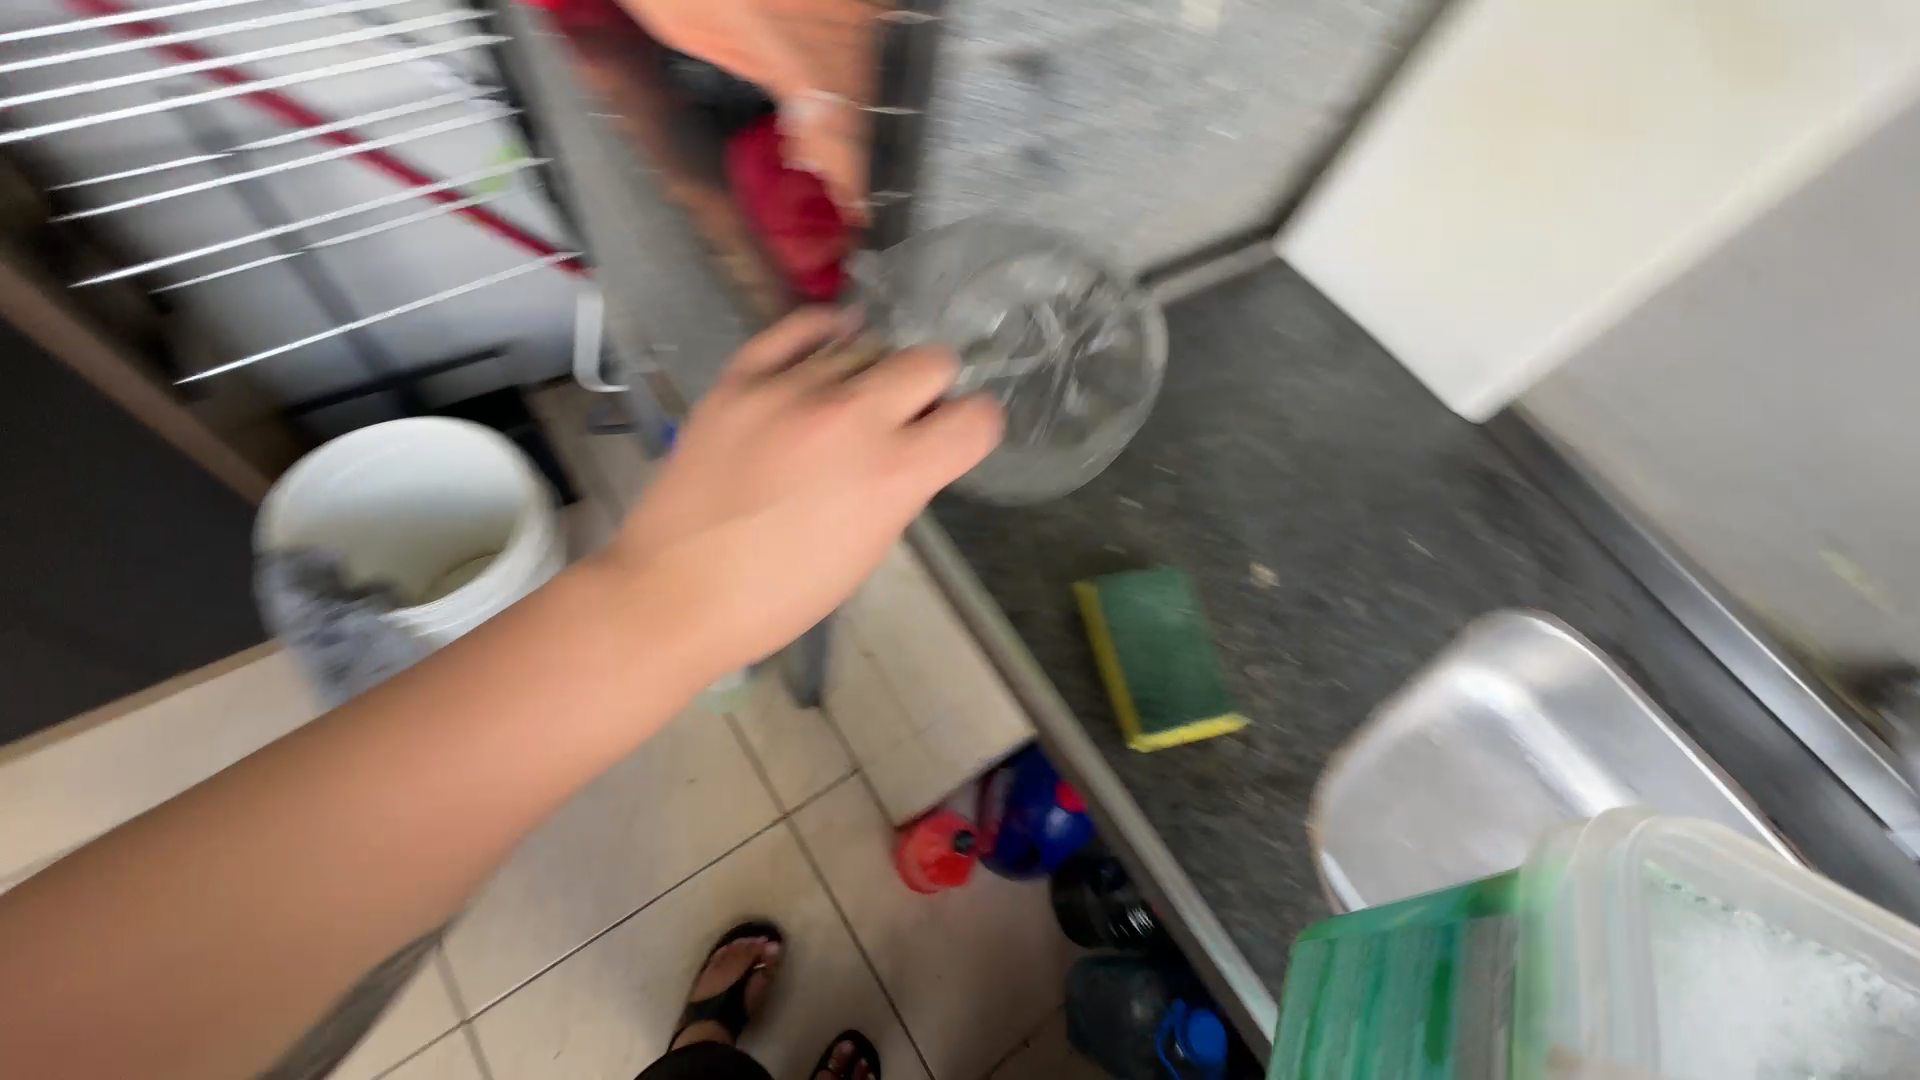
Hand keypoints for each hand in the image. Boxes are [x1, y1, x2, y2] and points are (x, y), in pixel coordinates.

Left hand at [603, 308, 1002, 679]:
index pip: (976, 417)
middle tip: (906, 418)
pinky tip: (828, 355)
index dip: (975, 426)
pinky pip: (800, 328)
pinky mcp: (740, 379)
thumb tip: (914, 438)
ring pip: (866, 344)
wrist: (676, 593)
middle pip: (932, 360)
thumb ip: (904, 482)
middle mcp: (851, 417)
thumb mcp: (869, 547)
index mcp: (893, 474)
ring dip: (871, 374)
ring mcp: (790, 390)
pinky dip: (824, 338)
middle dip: (933, 389)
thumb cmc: (782, 594)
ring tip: (846, 406)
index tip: (956, 436)